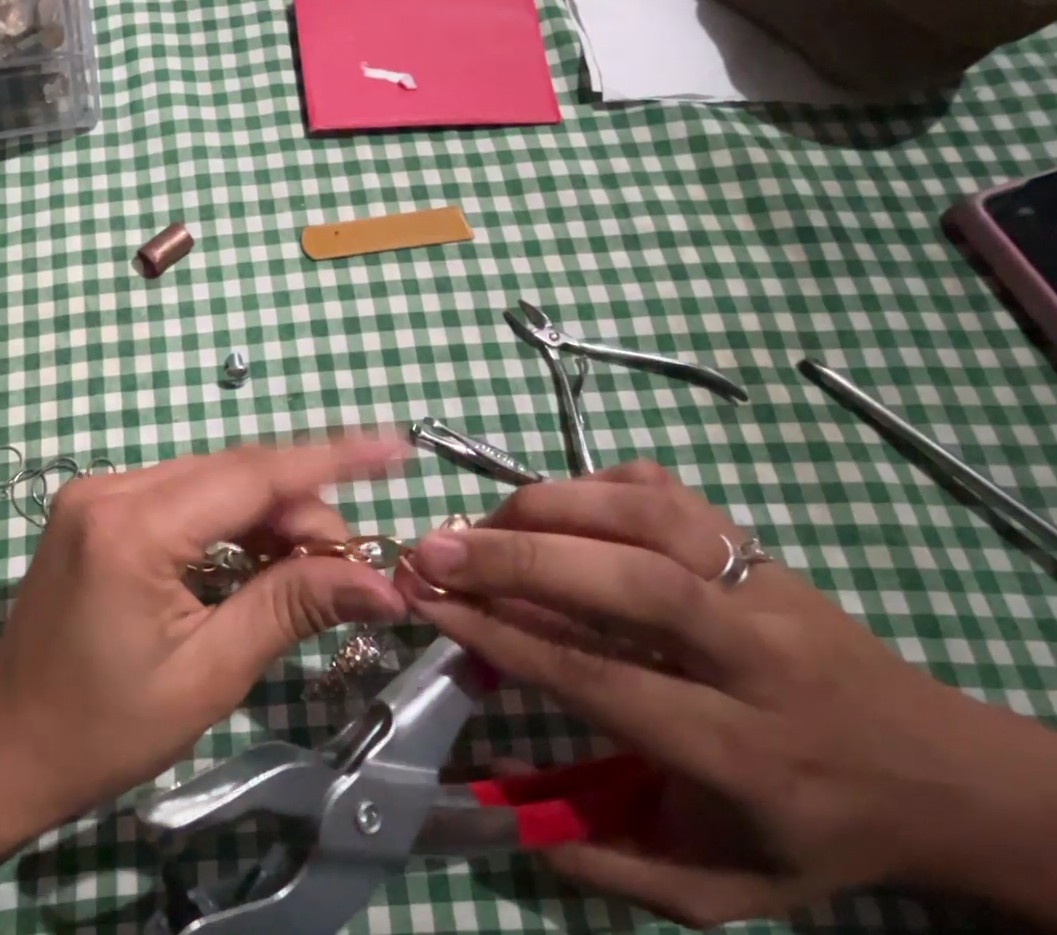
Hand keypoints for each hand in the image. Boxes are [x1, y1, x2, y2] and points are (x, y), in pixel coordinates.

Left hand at [0, 437, 408, 822]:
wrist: (7, 748)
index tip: (395, 449)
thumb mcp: (209, 672)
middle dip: (301, 507)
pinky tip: (256, 559)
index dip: (331, 459)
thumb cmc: (104, 728)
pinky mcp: (90, 513)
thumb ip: (291, 607)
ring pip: (206, 482)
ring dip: (265, 515)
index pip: (252, 474)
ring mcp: (92, 496)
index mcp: (131, 527)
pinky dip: (224, 522)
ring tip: (314, 566)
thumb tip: (380, 582)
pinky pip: (176, 498)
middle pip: (231, 473)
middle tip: (352, 563)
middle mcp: (106, 490)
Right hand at [394, 461, 1056, 926]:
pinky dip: (593, 484)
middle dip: (517, 559)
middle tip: (432, 548)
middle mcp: (757, 655)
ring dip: (546, 508)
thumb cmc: (814, 830)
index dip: (504, 634)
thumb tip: (497, 789)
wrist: (943, 773)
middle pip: (631, 582)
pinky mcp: (761, 548)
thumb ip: (608, 860)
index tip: (431, 606)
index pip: (601, 675)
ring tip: (477, 525)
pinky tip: (548, 507)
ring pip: (651, 516)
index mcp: (740, 748)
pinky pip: (668, 491)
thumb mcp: (721, 889)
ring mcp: (765, 587)